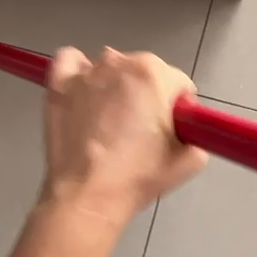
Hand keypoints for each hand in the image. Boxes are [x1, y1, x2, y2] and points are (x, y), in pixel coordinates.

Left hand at [39, 47, 207, 226]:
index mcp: (154, 75)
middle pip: (144, 71)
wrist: (88, 196)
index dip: (178, 108)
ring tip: (109, 121)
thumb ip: (197, 133)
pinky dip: (79, 71)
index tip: (171, 131)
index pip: (178, 83)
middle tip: (140, 131)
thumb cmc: (138, 177)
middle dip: (147, 95)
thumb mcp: (190, 160)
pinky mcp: (59, 85)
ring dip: (115, 85)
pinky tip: (84, 92)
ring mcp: (85, 73)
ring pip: (110, 67)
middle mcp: (119, 63)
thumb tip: (188, 129)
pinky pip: (70, 60)